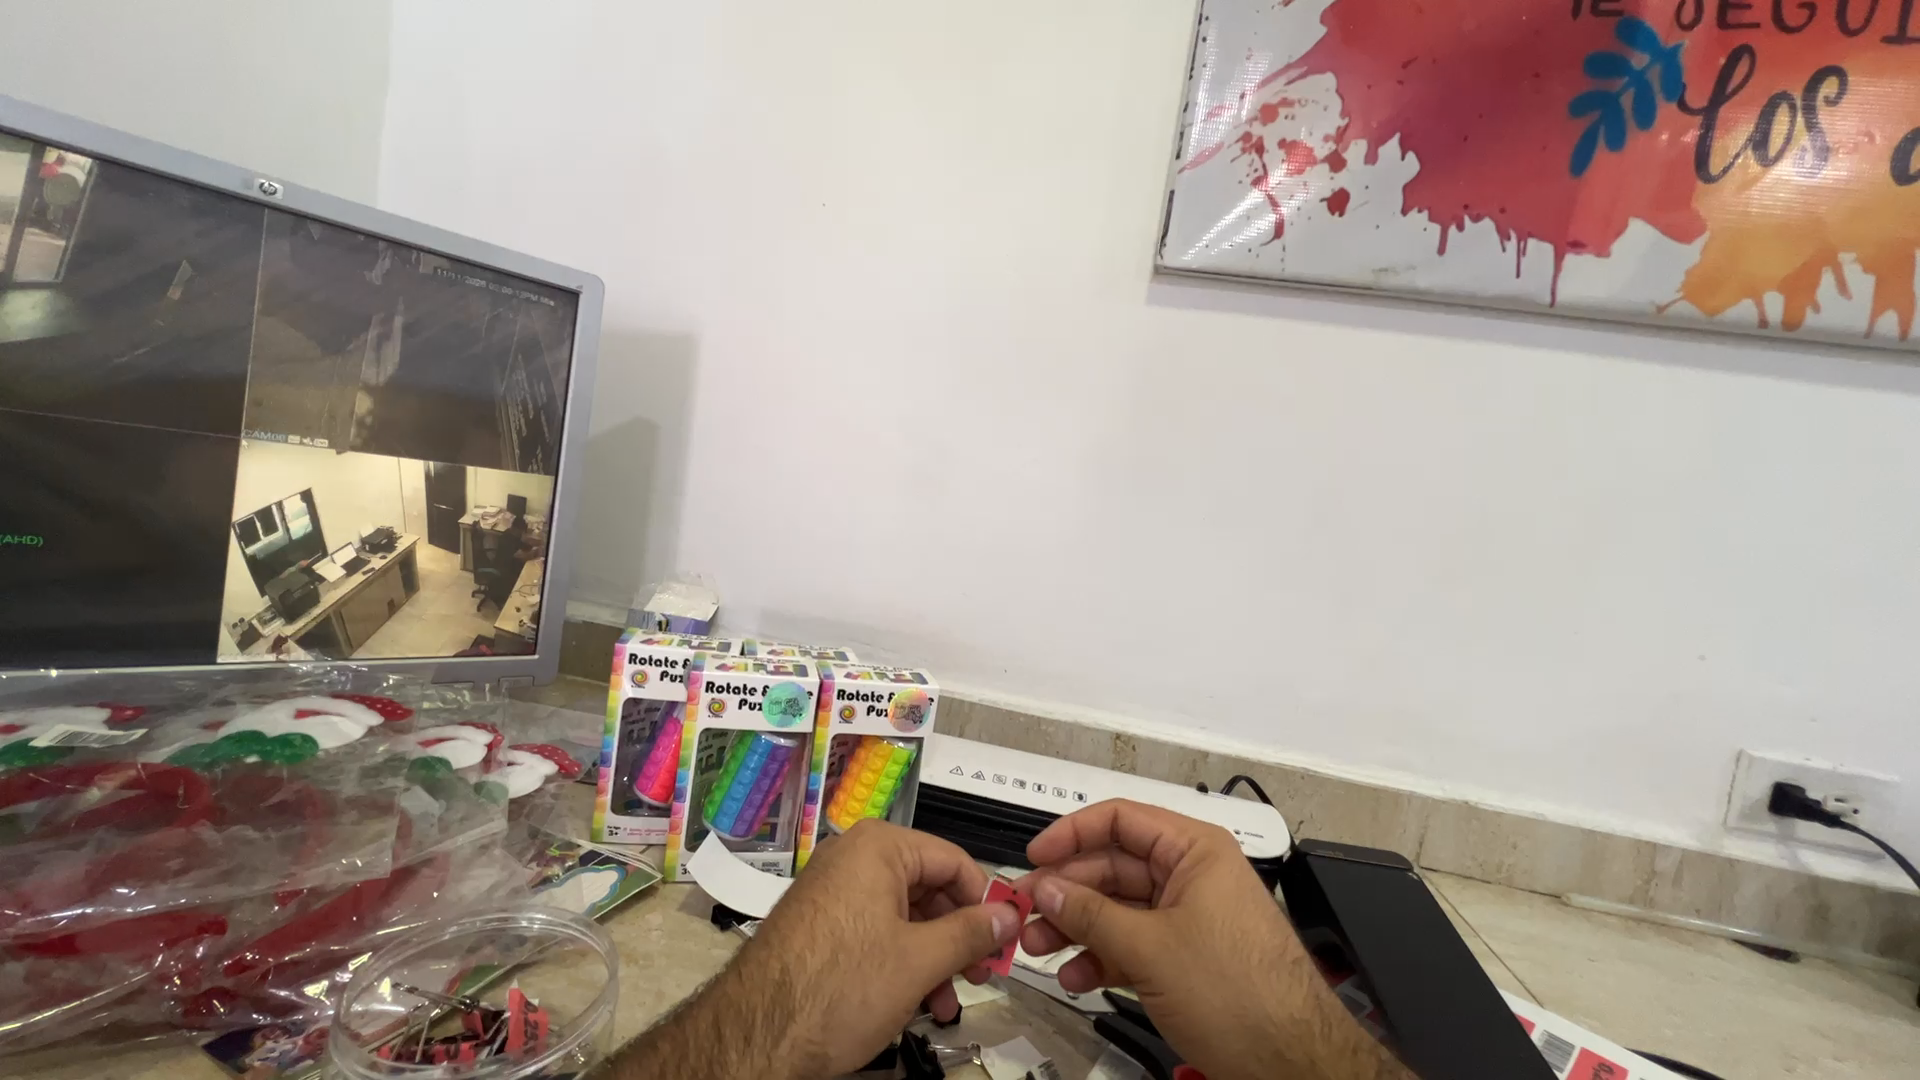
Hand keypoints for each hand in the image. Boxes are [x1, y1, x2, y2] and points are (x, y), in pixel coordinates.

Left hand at [616, 820, 1019, 1079]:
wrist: (753, 1038)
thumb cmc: (841, 986)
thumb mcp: (919, 961)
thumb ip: (971, 933)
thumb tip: (1010, 914)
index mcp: (879, 846)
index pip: (954, 860)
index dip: (985, 901)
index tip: (1007, 940)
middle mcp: (855, 857)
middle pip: (928, 886)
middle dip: (958, 936)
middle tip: (983, 975)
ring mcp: (833, 889)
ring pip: (903, 914)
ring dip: (933, 957)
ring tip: (948, 1004)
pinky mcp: (820, 923)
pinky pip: (875, 929)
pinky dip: (901, 960)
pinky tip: (915, 1003)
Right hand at [1017, 799, 1409, 1079]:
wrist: (1296, 1068)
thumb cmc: (1232, 991)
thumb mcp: (1149, 948)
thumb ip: (1089, 914)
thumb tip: (1043, 888)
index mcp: (1192, 849)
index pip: (1119, 820)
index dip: (1072, 834)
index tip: (1034, 858)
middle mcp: (1188, 873)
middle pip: (1112, 866)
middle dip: (1066, 892)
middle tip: (1023, 912)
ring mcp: (1186, 916)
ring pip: (1117, 907)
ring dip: (1076, 926)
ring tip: (1037, 948)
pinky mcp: (1184, 956)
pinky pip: (1132, 942)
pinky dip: (1101, 957)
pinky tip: (1074, 977)